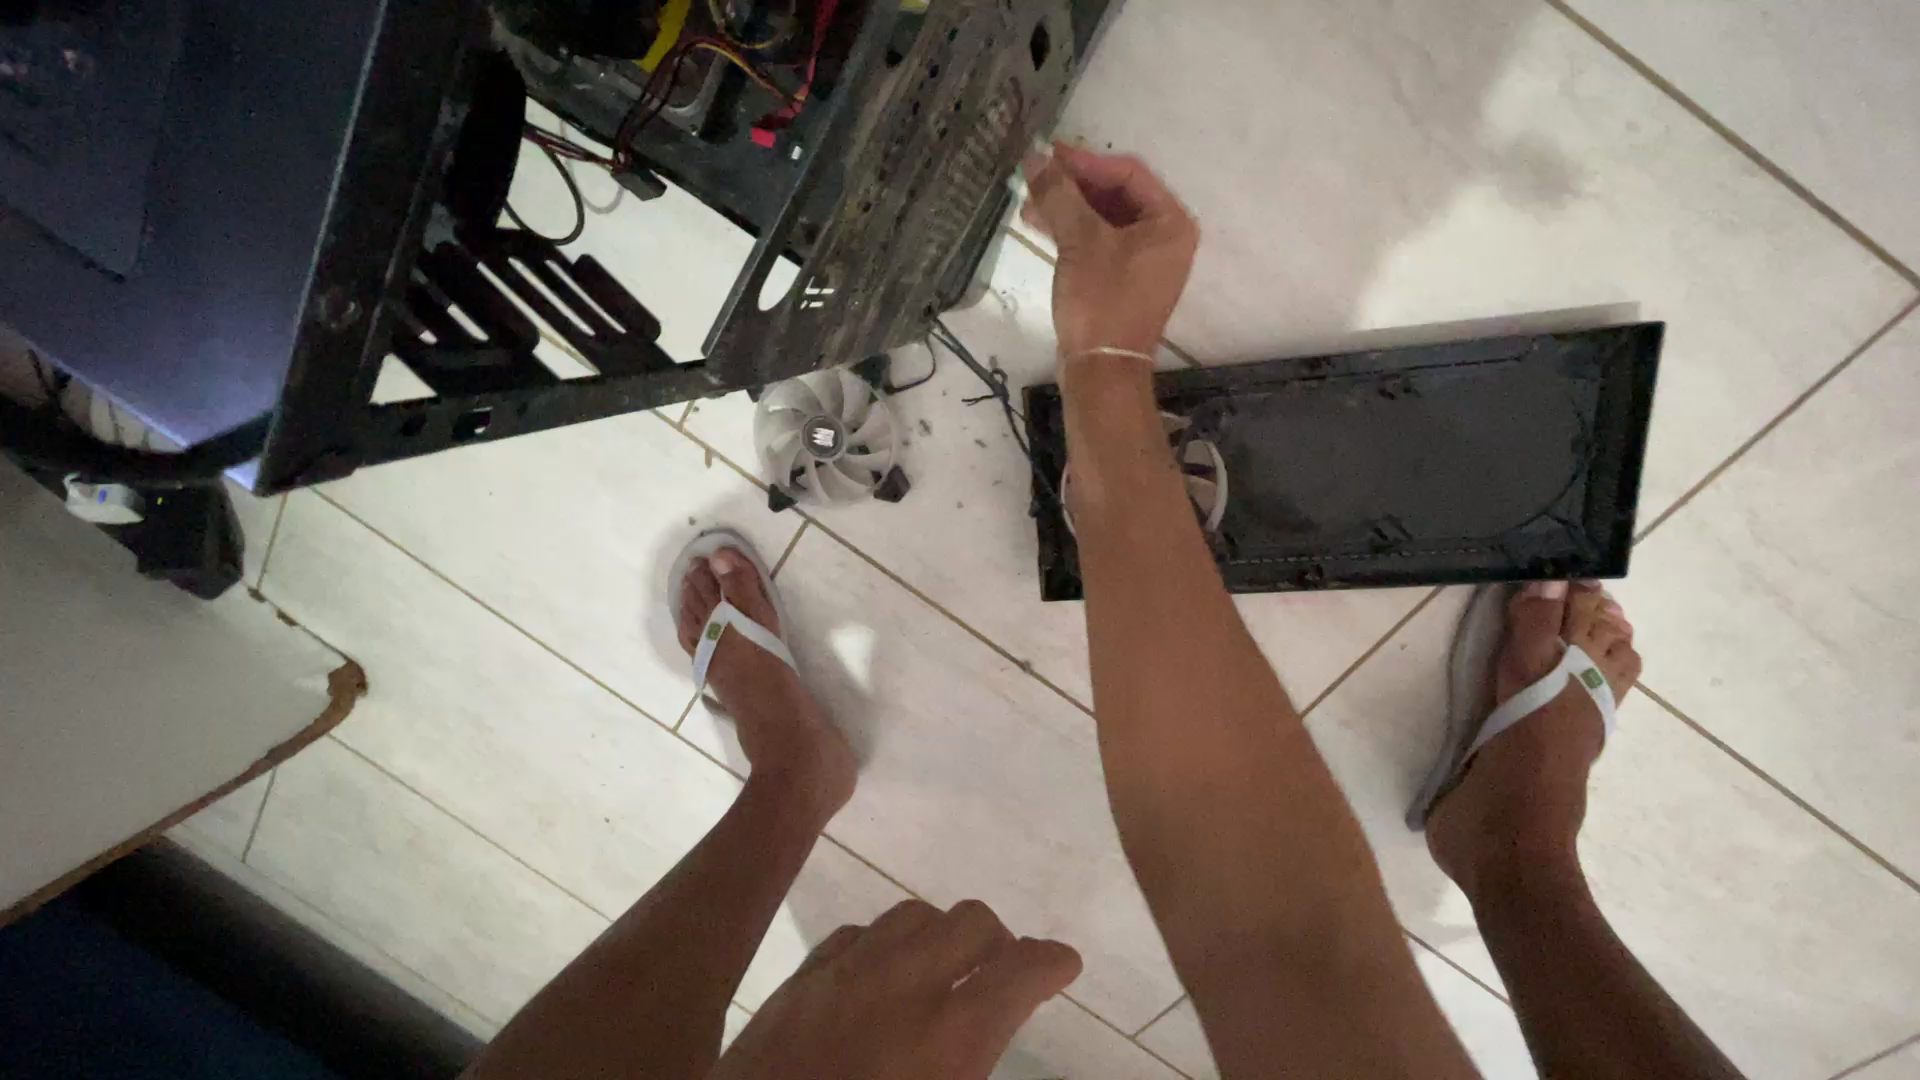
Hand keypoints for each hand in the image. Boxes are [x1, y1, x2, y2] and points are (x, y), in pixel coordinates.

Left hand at [709, 899, 1082, 1079]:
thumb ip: (966, 1066)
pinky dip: (885, 944)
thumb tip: (983, 1036)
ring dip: (941, 935)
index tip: (1065, 963)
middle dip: (1000, 940)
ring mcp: (845, 974)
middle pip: (972, 921)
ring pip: (913, 914)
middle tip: (1004, 972)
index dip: (1051, 962)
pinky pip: (859, 933)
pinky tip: (880, 975)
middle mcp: (902, 987)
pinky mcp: (799, 980)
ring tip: (944, 968)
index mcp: (948, 1037)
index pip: (1020, 971)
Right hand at [1021, 143, 1198, 359]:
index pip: (1128, 174)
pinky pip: (1099, 247)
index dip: (1086, 163)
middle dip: (1074, 187)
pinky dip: (1073, 235)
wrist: (1101, 370)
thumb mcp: (1081, 242)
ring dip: (1068, 211)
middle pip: (1116, 197)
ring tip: (1029, 204)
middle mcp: (1165, 240)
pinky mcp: (1123, 285)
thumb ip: (1060, 195)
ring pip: (1104, 223)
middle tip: (1036, 177)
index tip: (1048, 156)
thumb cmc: (1101, 301)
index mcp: (1171, 223)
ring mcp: (1145, 265)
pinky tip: (1042, 227)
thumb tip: (1035, 157)